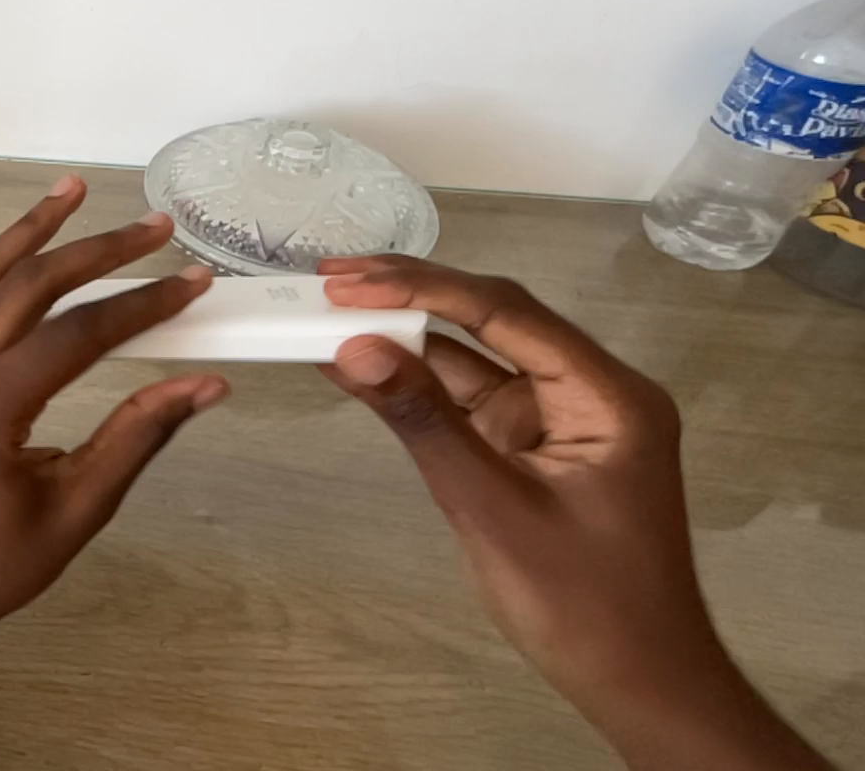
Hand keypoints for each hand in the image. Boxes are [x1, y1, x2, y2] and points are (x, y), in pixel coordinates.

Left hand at [0, 174, 227, 639]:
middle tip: (153, 227)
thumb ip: (138, 435)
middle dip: (97, 252)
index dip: (141, 306)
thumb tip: (207, 384)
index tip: (193, 284)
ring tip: (71, 189)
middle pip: (30, 287)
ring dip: (27, 229)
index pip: (78, 335)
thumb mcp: (79, 508)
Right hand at [320, 255, 833, 769]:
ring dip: (395, 326)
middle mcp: (577, 386)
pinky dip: (398, 372)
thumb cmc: (578, 599)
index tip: (345, 286)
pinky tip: (346, 357)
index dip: (420, 290)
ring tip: (326, 304)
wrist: (628, 678)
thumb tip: (350, 348)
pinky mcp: (511, 433)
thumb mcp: (490, 506)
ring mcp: (543, 409)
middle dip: (406, 290)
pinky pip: (449, 388)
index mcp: (604, 394)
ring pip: (462, 347)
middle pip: (485, 314)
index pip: (505, 314)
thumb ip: (422, 420)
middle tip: (329, 277)